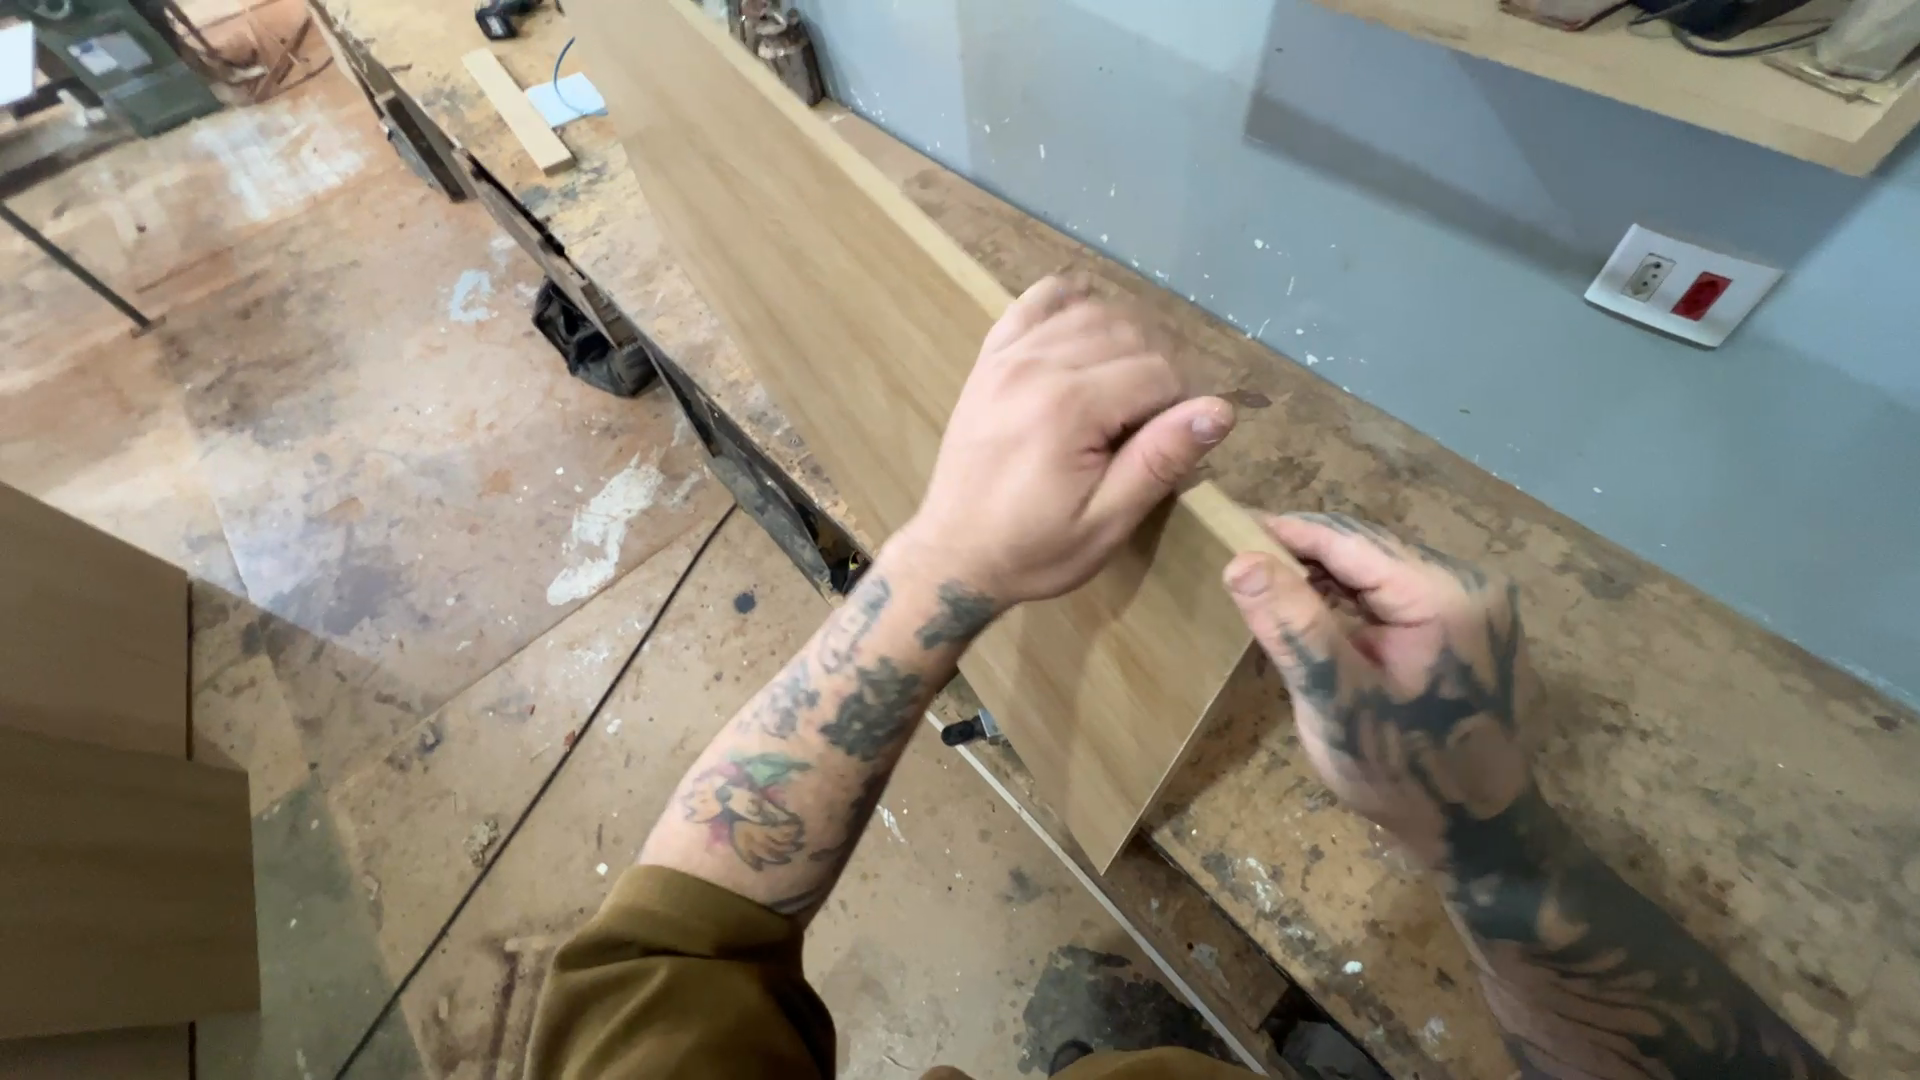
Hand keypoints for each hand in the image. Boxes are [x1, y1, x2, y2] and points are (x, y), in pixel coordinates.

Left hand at [891, 276, 1234, 605]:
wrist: (954, 554)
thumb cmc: (1033, 549)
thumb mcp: (1106, 522)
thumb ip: (1160, 460)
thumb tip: (1219, 409)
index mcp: (1069, 407)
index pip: (1159, 372)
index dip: (1177, 407)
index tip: (1162, 446)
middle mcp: (1036, 365)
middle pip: (1130, 334)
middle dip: (1154, 373)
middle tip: (1142, 427)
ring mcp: (1007, 356)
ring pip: (1091, 312)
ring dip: (1121, 342)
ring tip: (1118, 393)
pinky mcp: (989, 359)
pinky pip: (1036, 303)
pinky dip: (1069, 305)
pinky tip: (1082, 336)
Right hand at [1219, 513, 1541, 868]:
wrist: (1478, 831)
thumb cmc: (1405, 772)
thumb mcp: (1337, 702)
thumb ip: (1292, 628)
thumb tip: (1239, 560)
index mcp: (1445, 593)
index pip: (1348, 538)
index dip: (1282, 530)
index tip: (1224, 527)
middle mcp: (1465, 582)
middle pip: (1362, 545)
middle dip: (1297, 549)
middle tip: (1234, 557)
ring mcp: (1468, 601)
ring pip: (1372, 564)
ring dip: (1315, 570)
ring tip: (1259, 581)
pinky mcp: (1459, 620)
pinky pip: (1386, 589)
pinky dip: (1340, 593)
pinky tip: (1305, 609)